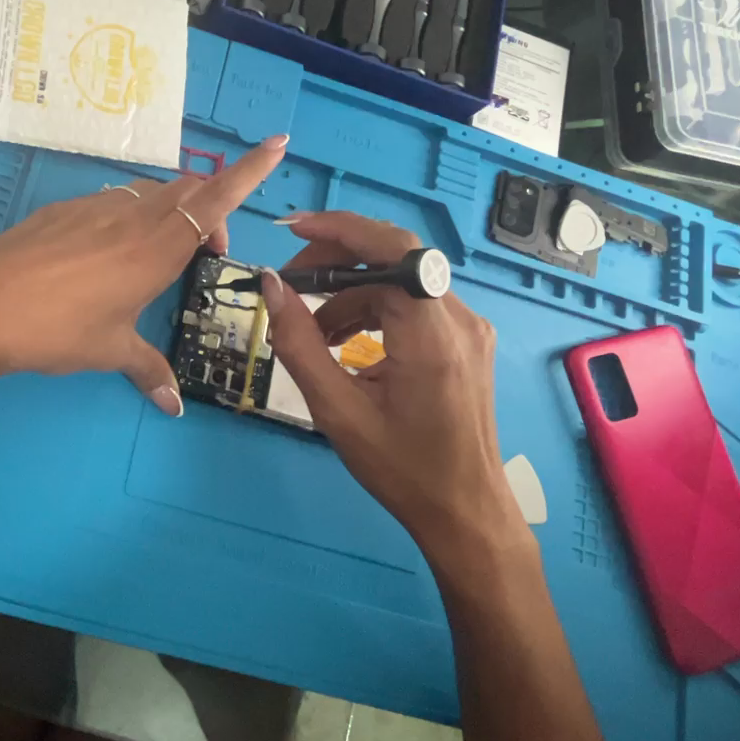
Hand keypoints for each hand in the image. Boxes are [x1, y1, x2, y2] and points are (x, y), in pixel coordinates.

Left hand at [0, 135, 287, 413]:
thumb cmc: (56, 330)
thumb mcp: (110, 351)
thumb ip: (149, 371)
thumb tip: (172, 406)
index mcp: (156, 247)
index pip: (216, 198)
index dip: (250, 170)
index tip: (278, 142)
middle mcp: (131, 217)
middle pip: (187, 191)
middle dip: (210, 209)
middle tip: (207, 252)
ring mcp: (94, 208)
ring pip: (149, 193)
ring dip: (169, 211)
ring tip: (159, 253)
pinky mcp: (62, 211)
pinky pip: (112, 202)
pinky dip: (130, 215)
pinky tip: (108, 252)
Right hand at [256, 212, 520, 558]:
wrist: (465, 511)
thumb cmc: (400, 467)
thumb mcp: (335, 410)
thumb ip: (299, 343)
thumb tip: (272, 286)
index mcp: (431, 335)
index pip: (392, 250)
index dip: (340, 229)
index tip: (292, 230)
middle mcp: (459, 319)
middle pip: (394, 257)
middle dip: (335, 258)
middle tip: (289, 284)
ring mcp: (467, 328)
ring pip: (400, 280)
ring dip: (350, 290)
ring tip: (311, 329)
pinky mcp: (465, 340)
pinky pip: (412, 303)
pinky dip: (372, 307)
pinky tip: (344, 339)